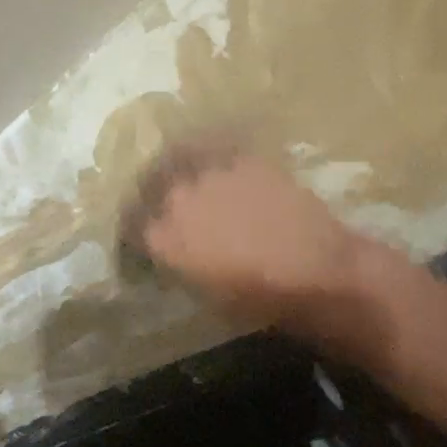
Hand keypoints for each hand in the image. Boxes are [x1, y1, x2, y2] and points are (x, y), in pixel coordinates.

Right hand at [125, 144, 371, 300]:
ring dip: (176, 166)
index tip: (141, 237)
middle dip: (150, 194)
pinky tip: (219, 165)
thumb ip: (176, 263)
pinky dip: (212, 156)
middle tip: (162, 203)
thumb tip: (171, 251)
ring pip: (177, 157)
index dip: (134, 231)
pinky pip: (215, 148)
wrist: (317, 271)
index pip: (129, 226)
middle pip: (148, 185)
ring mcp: (208, 173)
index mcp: (159, 238)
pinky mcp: (242, 158)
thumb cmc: (258, 299)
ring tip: (186, 174)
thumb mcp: (201, 291)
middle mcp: (174, 199)